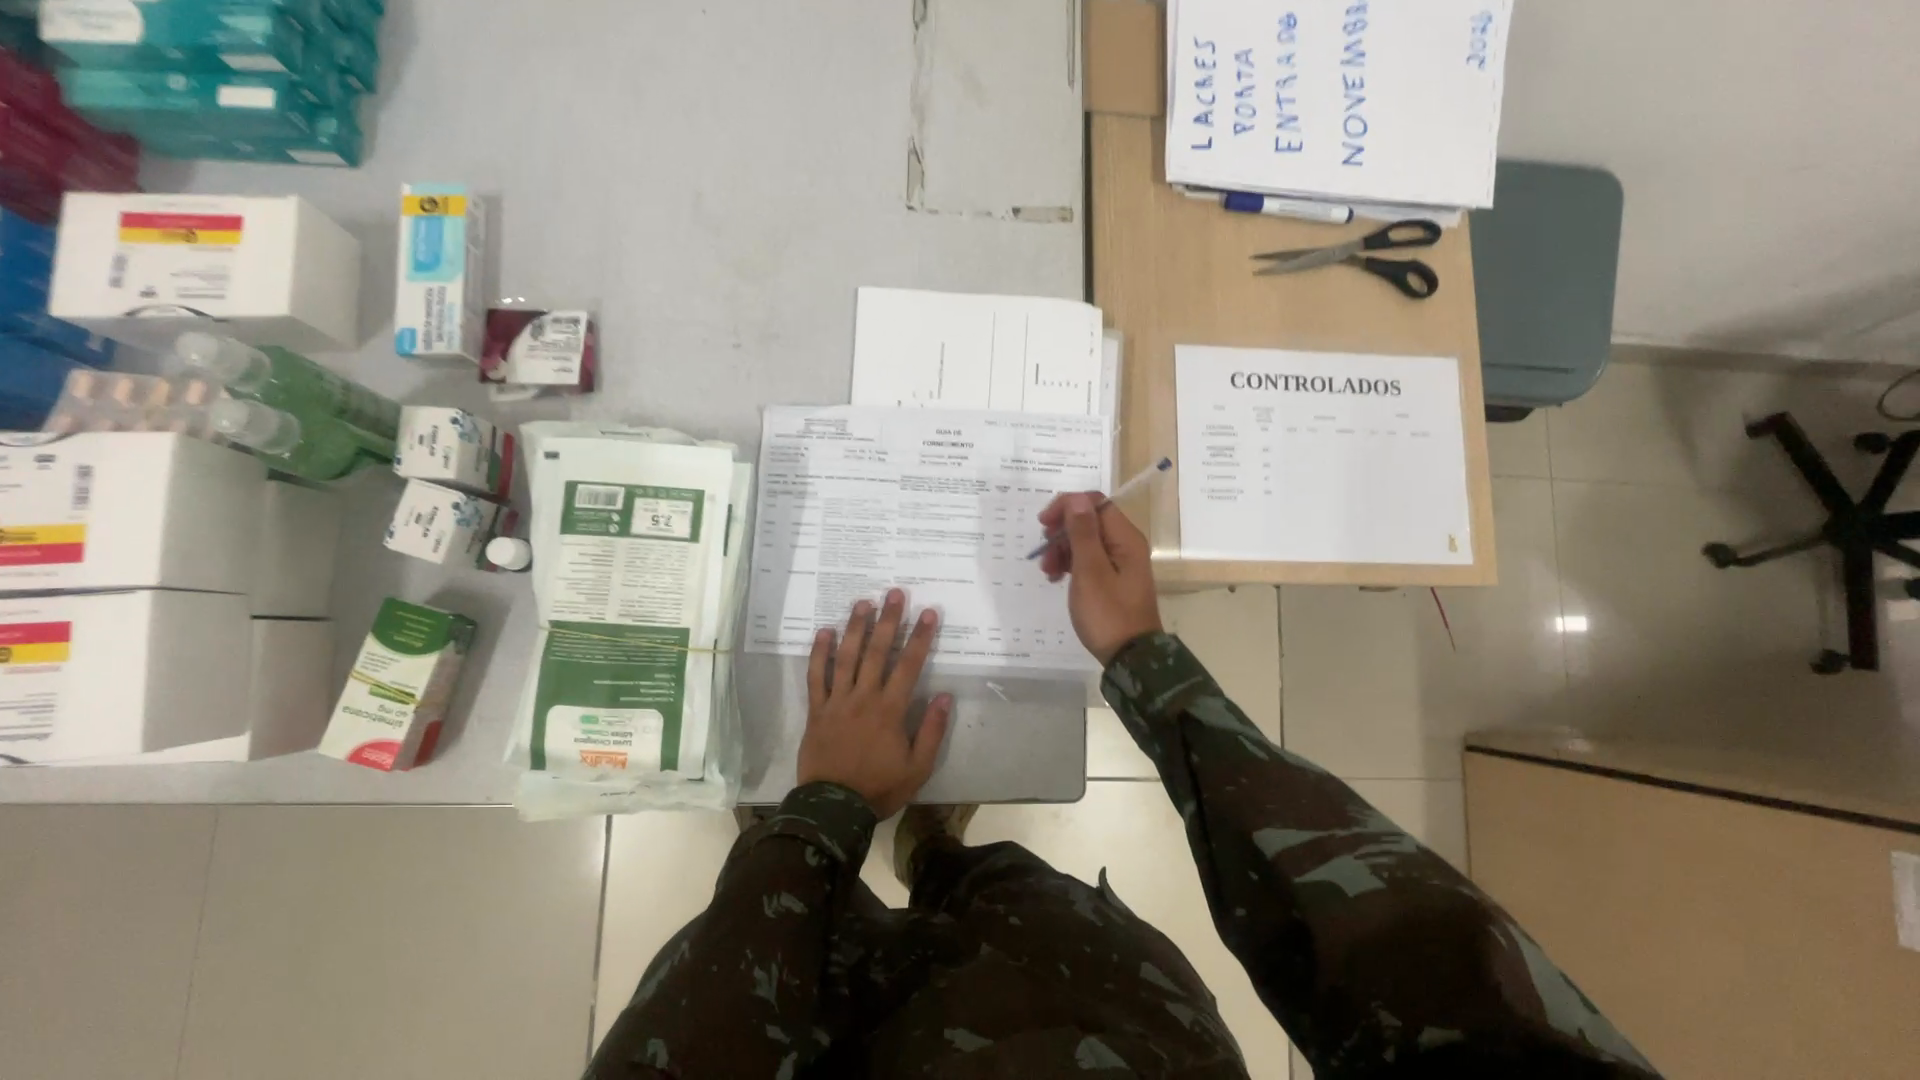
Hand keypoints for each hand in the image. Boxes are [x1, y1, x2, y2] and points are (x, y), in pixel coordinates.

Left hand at [796, 589, 952, 818]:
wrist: (833, 807)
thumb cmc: (879, 788)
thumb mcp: (918, 768)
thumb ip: (931, 731)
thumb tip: (945, 697)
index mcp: (890, 709)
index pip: (909, 665)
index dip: (920, 637)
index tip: (928, 613)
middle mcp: (863, 697)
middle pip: (877, 651)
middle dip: (888, 620)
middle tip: (895, 592)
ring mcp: (837, 701)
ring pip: (846, 657)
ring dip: (855, 627)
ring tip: (863, 602)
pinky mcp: (816, 710)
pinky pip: (816, 677)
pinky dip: (819, 653)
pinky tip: (824, 632)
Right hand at [1038, 492, 1162, 664]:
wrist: (1130, 657)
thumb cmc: (1107, 614)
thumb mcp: (1090, 571)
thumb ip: (1082, 533)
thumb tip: (1076, 498)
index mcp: (1125, 538)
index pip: (1095, 503)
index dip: (1067, 507)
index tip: (1044, 525)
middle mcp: (1125, 545)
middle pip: (1089, 521)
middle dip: (1061, 532)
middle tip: (1043, 554)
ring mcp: (1119, 563)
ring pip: (1085, 542)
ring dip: (1062, 550)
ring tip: (1047, 572)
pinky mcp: (1112, 580)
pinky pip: (1088, 560)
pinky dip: (1070, 565)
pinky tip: (1056, 579)